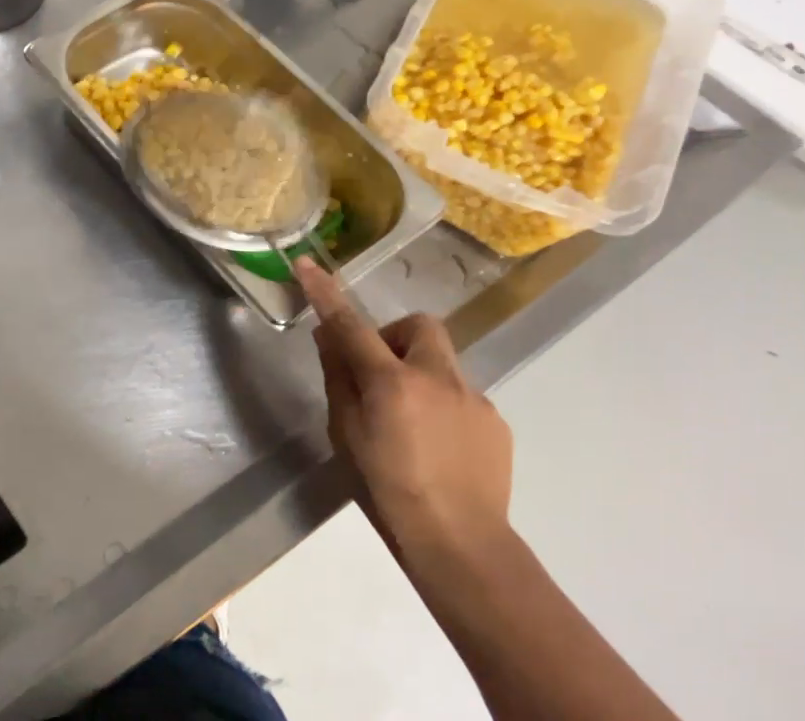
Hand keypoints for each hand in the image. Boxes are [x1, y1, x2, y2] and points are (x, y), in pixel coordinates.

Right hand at [296, 259, 512, 559]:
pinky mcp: (496, 422)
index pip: (350, 325)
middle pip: (419, 326)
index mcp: (391, 381)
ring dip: (418, 376)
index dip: (325, 292)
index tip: (307, 264)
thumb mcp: (344, 432)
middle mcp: (438, 378)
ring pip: (442, 363)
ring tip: (407, 424)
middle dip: (395, 336)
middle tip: (378, 372)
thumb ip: (339, 379)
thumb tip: (330, 338)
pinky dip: (442, 406)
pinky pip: (461, 396)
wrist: (458, 539)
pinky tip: (434, 447)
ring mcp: (474, 399)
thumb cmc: (383, 486)